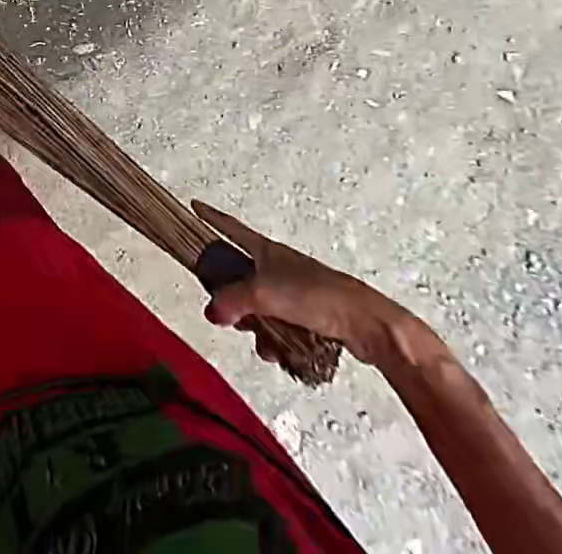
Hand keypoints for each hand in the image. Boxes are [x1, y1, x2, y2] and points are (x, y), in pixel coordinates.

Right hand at [192, 199, 417, 368]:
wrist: (366, 324)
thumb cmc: (317, 295)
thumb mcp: (262, 294)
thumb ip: (230, 302)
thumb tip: (212, 312)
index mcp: (266, 250)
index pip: (230, 227)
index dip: (211, 217)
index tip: (195, 206)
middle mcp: (277, 266)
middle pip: (238, 276)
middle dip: (232, 300)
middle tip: (230, 314)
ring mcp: (293, 290)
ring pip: (257, 307)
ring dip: (256, 328)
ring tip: (265, 341)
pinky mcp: (307, 315)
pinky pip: (277, 327)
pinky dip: (275, 341)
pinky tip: (281, 353)